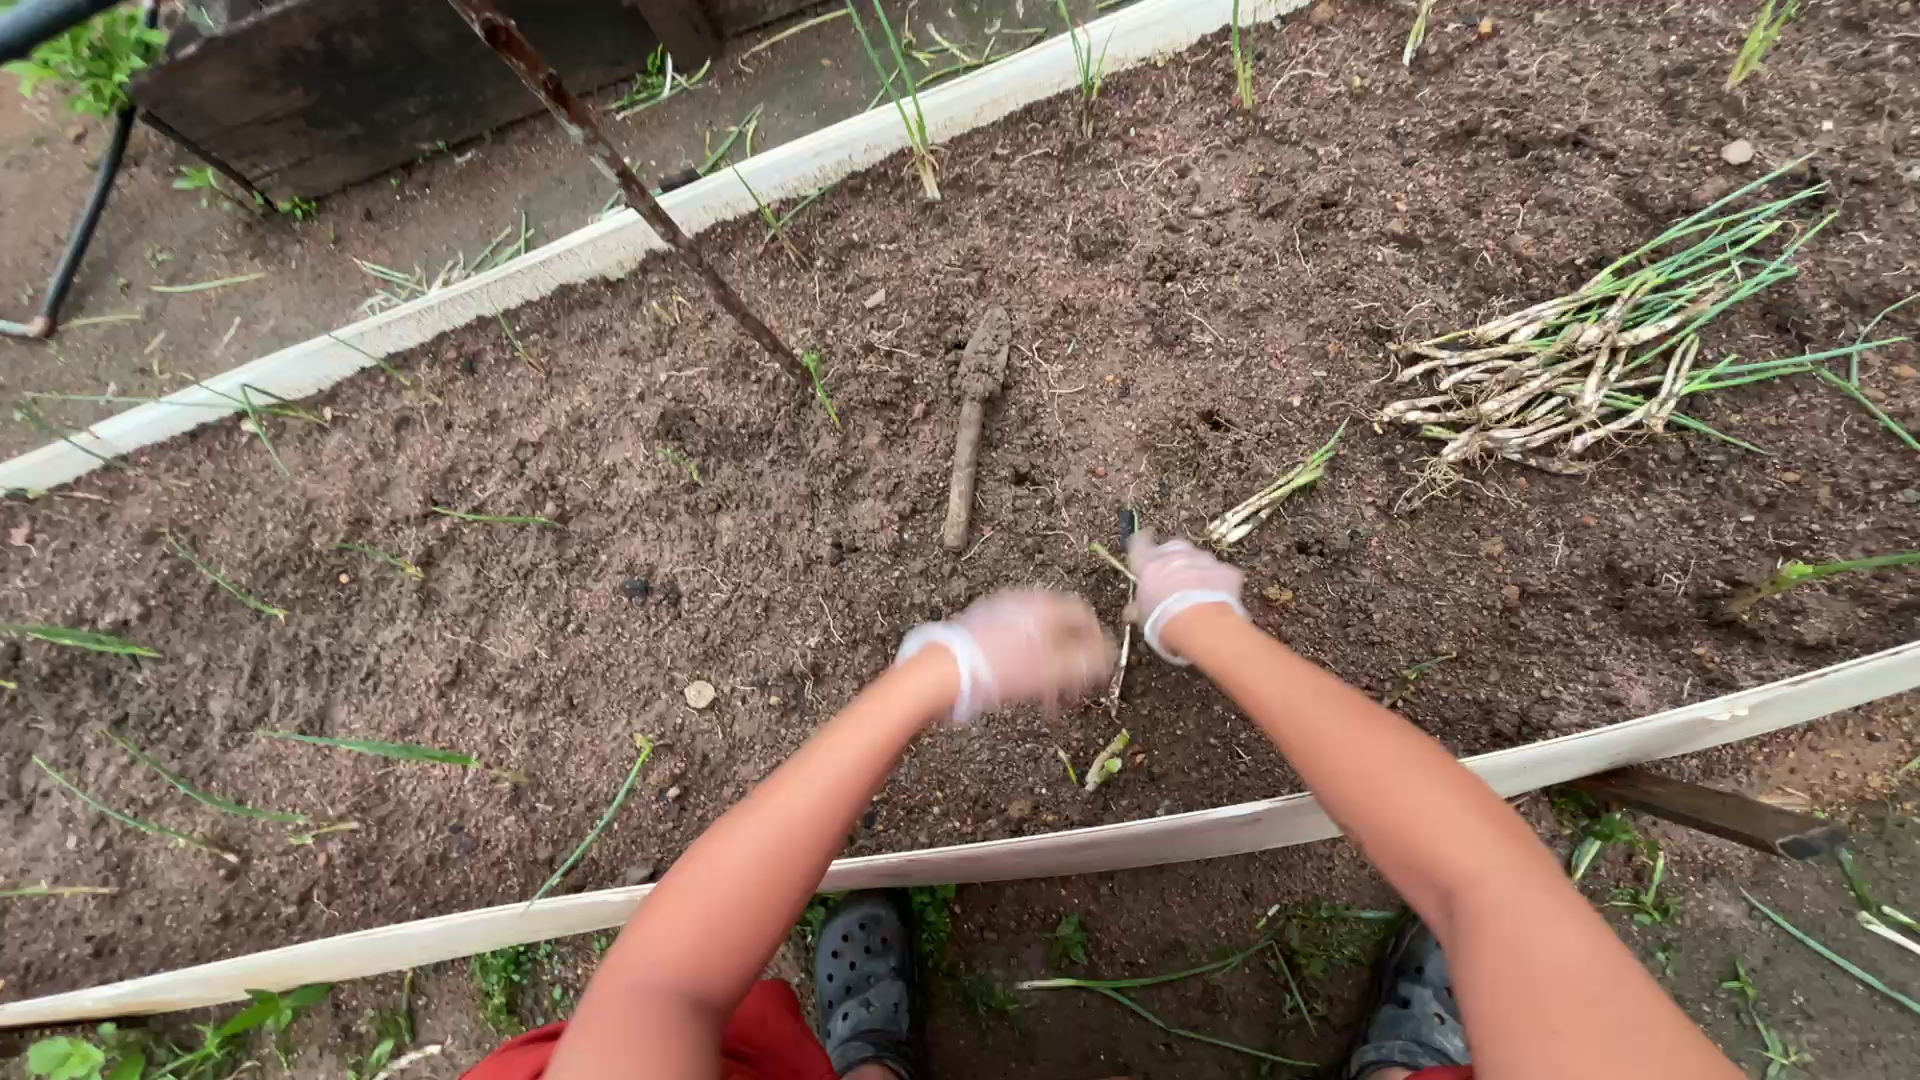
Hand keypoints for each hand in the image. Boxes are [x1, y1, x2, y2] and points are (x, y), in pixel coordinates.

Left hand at [895, 590, 1114, 724]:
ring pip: (1037, 636)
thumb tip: (1110, 656)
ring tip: (1047, 695)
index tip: (1098, 666)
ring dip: (1050, 664)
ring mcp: (999, 612)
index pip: (1084, 613)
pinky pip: (1015, 642)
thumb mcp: (1052, 671)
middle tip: (1073, 686)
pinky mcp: (981, 628)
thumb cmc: (999, 670)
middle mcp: (1022, 601)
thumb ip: (1087, 663)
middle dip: (1072, 656)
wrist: (941, 673)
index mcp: (1043, 606)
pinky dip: (1027, 662)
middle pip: (1060, 626)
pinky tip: (1021, 686)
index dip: (1097, 640)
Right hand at [1126, 530, 1246, 664]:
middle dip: (1172, 558)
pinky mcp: (1226, 569)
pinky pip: (1220, 571)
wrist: (1200, 625)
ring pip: (1198, 558)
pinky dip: (1219, 580)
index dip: (1141, 542)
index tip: (1142, 543)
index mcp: (1148, 564)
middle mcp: (1174, 554)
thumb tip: (1131, 611)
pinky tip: (1218, 597)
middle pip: (1172, 547)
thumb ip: (1139, 607)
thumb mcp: (1143, 617)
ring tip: (1198, 591)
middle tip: (1172, 577)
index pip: (1139, 543)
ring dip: (1196, 569)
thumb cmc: (1163, 620)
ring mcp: (1202, 559)